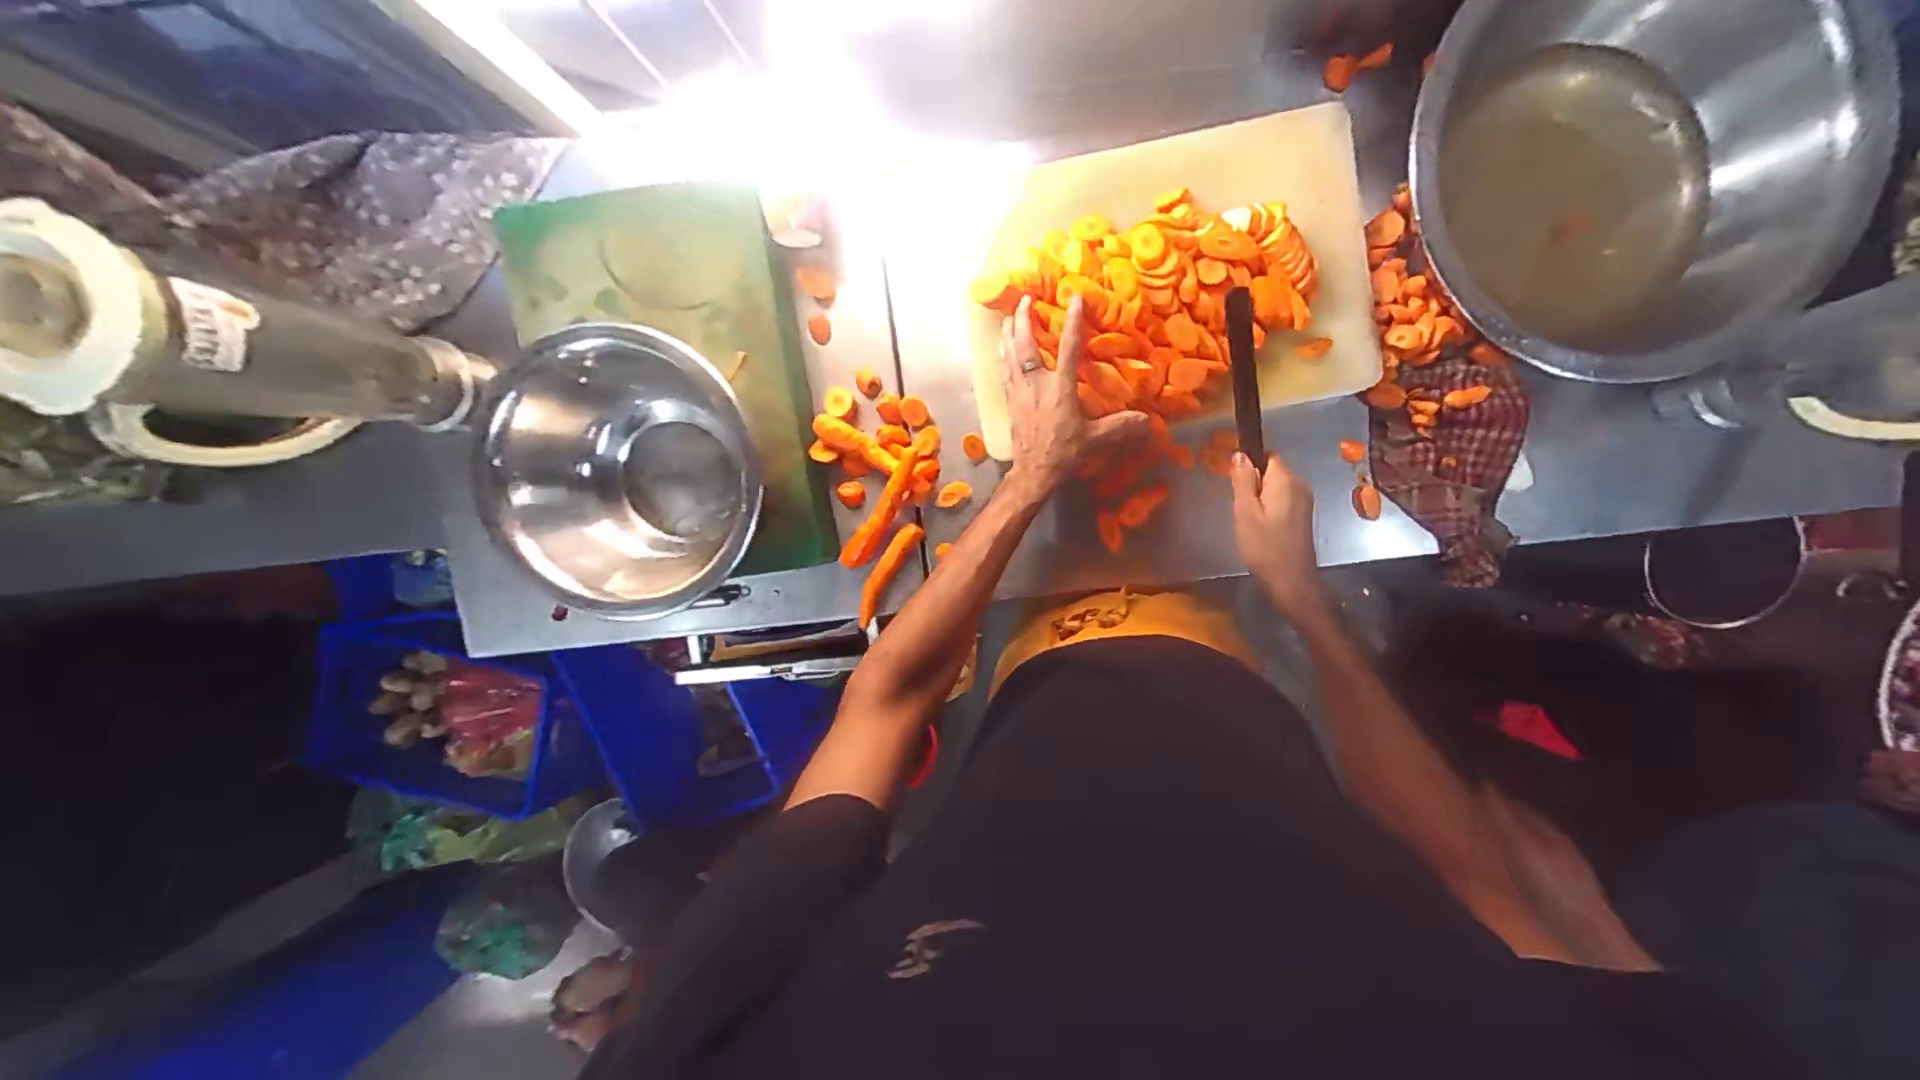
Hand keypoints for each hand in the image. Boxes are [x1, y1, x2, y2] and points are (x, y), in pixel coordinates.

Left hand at [1001, 295, 1150, 497]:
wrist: (1033, 473)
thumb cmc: (1063, 454)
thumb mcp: (1095, 440)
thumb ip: (1120, 426)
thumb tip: (1149, 421)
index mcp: (1059, 389)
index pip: (1067, 349)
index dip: (1072, 323)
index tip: (1075, 298)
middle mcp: (1035, 385)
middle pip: (1025, 345)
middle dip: (1023, 319)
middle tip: (1024, 298)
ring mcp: (1018, 392)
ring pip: (1009, 355)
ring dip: (1008, 333)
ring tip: (1007, 316)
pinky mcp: (1009, 402)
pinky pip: (1003, 371)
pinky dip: (1003, 355)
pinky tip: (1001, 348)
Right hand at [1230, 450, 1325, 620]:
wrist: (1290, 582)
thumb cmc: (1264, 547)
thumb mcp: (1245, 512)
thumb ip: (1243, 481)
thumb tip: (1239, 454)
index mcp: (1286, 481)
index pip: (1267, 456)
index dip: (1249, 464)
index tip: (1234, 483)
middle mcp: (1300, 485)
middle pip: (1271, 470)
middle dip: (1252, 482)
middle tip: (1239, 507)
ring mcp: (1303, 501)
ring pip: (1275, 486)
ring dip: (1259, 496)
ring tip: (1247, 518)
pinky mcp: (1302, 516)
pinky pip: (1281, 500)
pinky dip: (1267, 507)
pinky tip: (1259, 526)